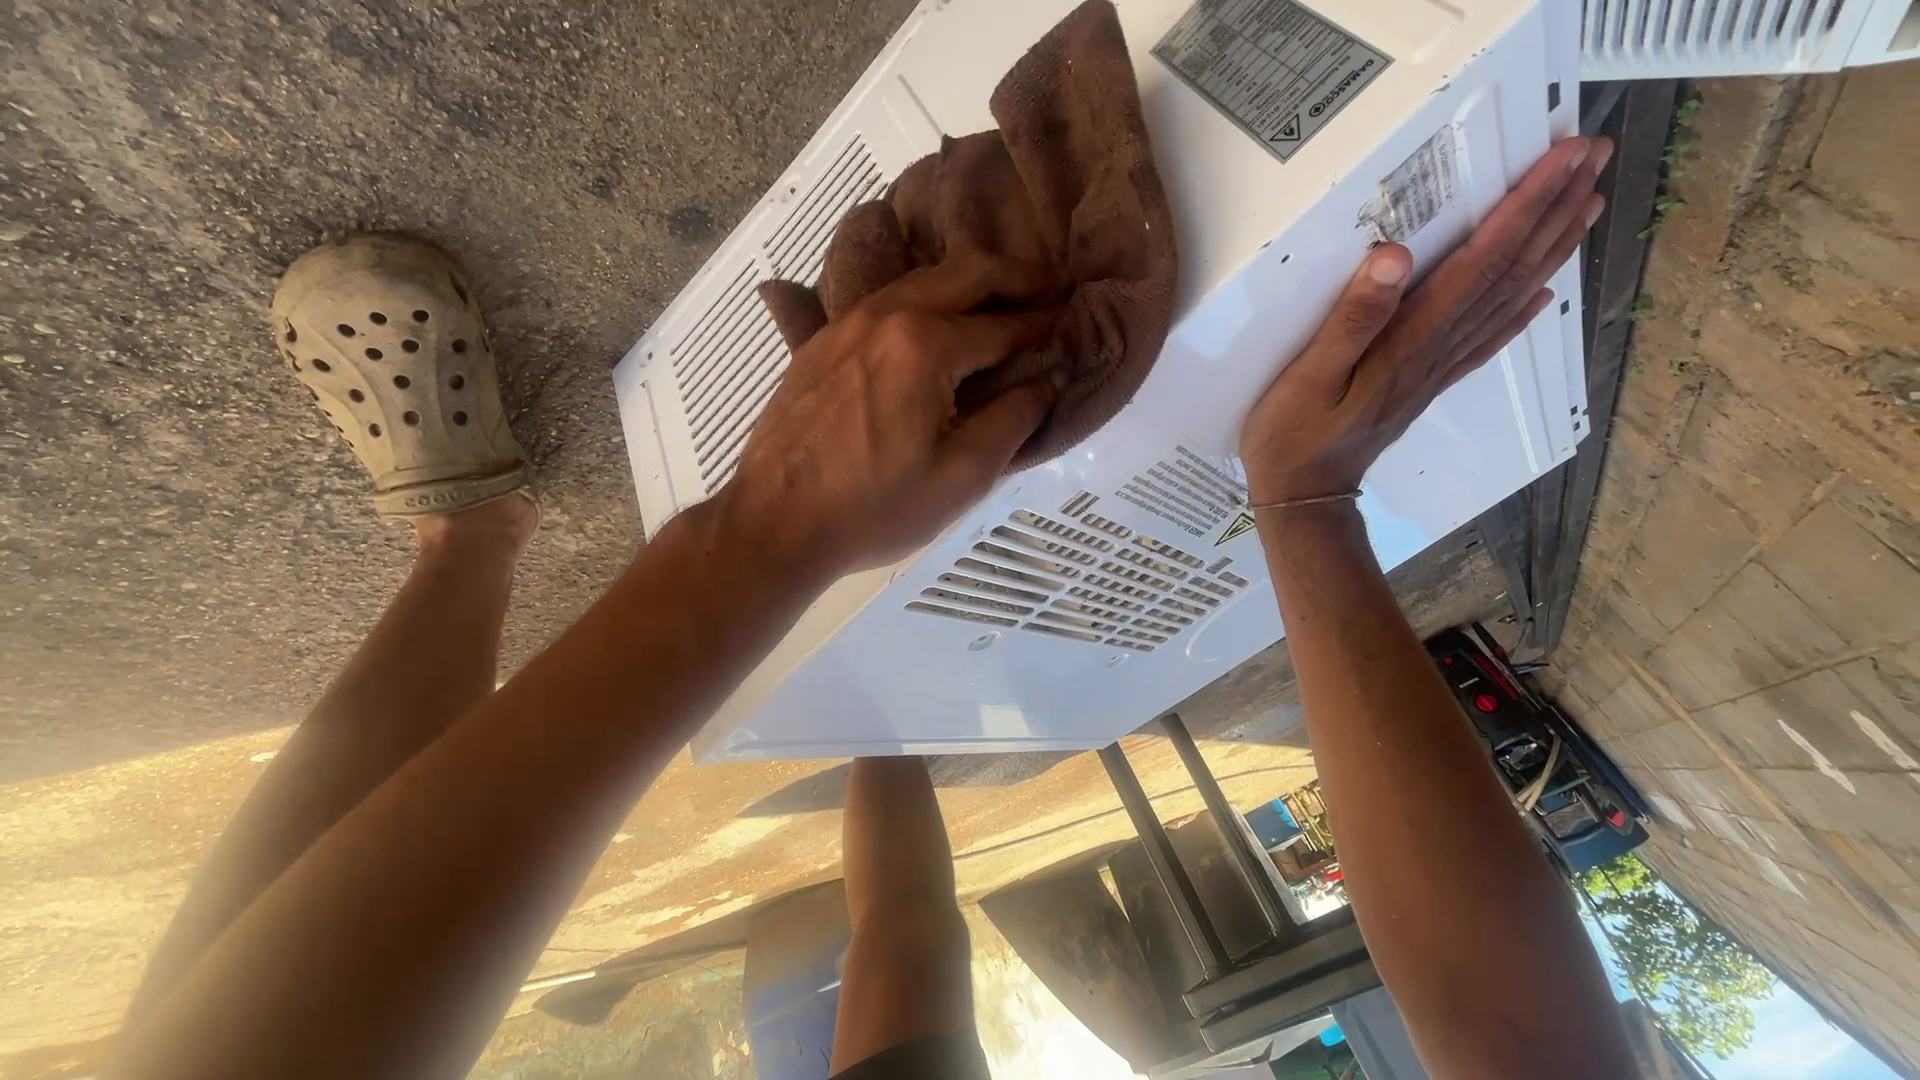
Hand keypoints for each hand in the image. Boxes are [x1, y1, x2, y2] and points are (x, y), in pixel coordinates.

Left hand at [719, 251, 1062, 578]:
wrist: (774, 523)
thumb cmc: (874, 509)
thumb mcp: (961, 476)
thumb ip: (1013, 419)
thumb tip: (1047, 380)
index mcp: (926, 344)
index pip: (1004, 326)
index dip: (1044, 328)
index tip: (1072, 328)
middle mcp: (885, 315)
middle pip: (964, 274)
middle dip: (1015, 277)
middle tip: (1050, 288)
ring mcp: (845, 324)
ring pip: (920, 282)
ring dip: (967, 284)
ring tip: (999, 301)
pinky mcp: (820, 343)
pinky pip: (882, 303)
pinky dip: (922, 301)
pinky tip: (932, 322)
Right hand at [1239, 136, 1612, 505]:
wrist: (1304, 496)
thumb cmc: (1293, 436)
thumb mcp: (1308, 376)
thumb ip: (1351, 319)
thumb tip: (1394, 256)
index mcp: (1411, 341)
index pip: (1479, 264)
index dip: (1523, 207)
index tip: (1564, 157)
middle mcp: (1437, 351)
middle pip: (1507, 274)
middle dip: (1553, 212)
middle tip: (1593, 157)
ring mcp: (1435, 371)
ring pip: (1506, 302)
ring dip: (1549, 250)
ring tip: (1586, 204)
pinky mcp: (1425, 387)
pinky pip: (1485, 343)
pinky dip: (1519, 313)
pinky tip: (1541, 293)